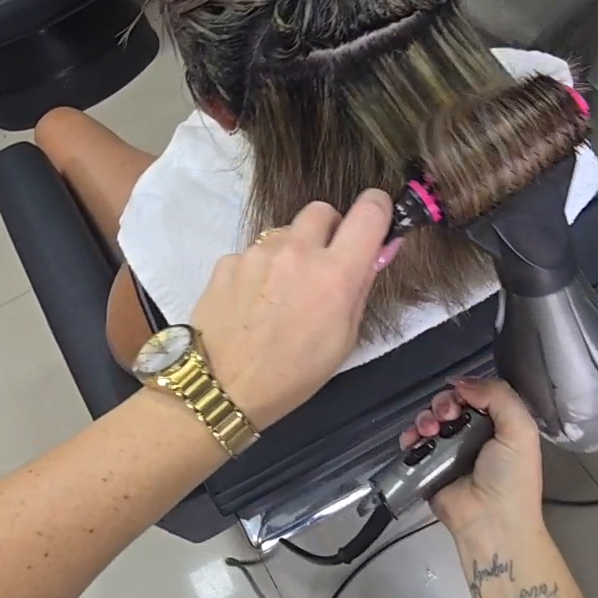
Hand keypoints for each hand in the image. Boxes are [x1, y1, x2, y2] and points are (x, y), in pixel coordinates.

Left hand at [191, 190, 398, 427]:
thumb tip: (374, 250)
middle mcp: (296, 252)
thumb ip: (360, 287)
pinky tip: (251, 303)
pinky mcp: (227, 260)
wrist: (221, 388)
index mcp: (335, 274)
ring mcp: (257, 253)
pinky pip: (253, 253)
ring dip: (290, 251)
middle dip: (328, 231)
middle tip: (322, 265)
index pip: (370, 211)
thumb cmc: (293, 375)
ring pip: (284, 232)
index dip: (377, 209)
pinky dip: (258, 270)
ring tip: (280, 294)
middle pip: (322, 211)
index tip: (373, 220)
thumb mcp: (344, 339)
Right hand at [401, 378, 545, 541]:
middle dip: (442, 403)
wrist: (490, 522)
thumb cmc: (511, 478)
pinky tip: (413, 441)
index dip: (465, 390)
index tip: (460, 397)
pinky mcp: (427, 466)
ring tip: (429, 431)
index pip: (475, 394)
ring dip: (424, 418)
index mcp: (498, 425)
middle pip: (448, 403)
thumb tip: (461, 382)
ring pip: (428, 419)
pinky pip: (412, 442)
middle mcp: (472, 434)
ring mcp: (447, 450)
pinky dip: (409, 436)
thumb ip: (499, 396)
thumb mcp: (520, 431)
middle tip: (445, 417)